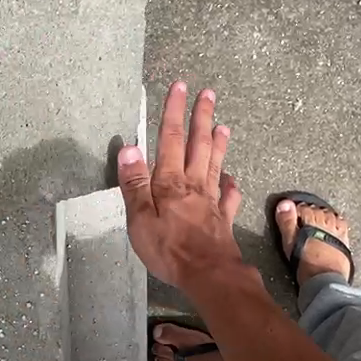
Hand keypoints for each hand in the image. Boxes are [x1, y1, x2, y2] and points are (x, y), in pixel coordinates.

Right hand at [117, 81, 245, 293]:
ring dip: (219, 144)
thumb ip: (134, 184)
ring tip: (223, 125)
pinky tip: (231, 179)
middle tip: (207, 94)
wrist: (208, 273)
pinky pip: (228, 197)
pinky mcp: (222, 219)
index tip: (180, 87)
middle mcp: (193, 185)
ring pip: (215, 164)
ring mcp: (211, 201)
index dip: (174, 112)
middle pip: (198, 145)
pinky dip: (230, 185)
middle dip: (201, 118)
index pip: (170, 139)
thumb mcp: (139, 219)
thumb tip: (128, 148)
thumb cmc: (168, 249)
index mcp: (169, 182)